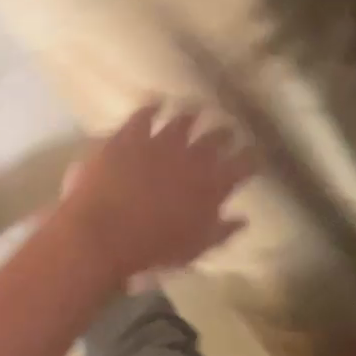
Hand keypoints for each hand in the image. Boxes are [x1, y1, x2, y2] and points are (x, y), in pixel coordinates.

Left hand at [58, 104, 255, 283]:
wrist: (103, 233)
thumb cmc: (152, 249)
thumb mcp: (194, 249)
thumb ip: (221, 232)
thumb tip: (242, 220)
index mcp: (213, 185)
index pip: (244, 163)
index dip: (250, 157)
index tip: (251, 155)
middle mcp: (192, 156)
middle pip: (217, 136)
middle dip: (224, 133)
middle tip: (226, 131)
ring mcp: (160, 141)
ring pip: (183, 120)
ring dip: (191, 116)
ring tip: (195, 112)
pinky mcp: (129, 136)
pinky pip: (144, 114)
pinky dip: (152, 108)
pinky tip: (154, 105)